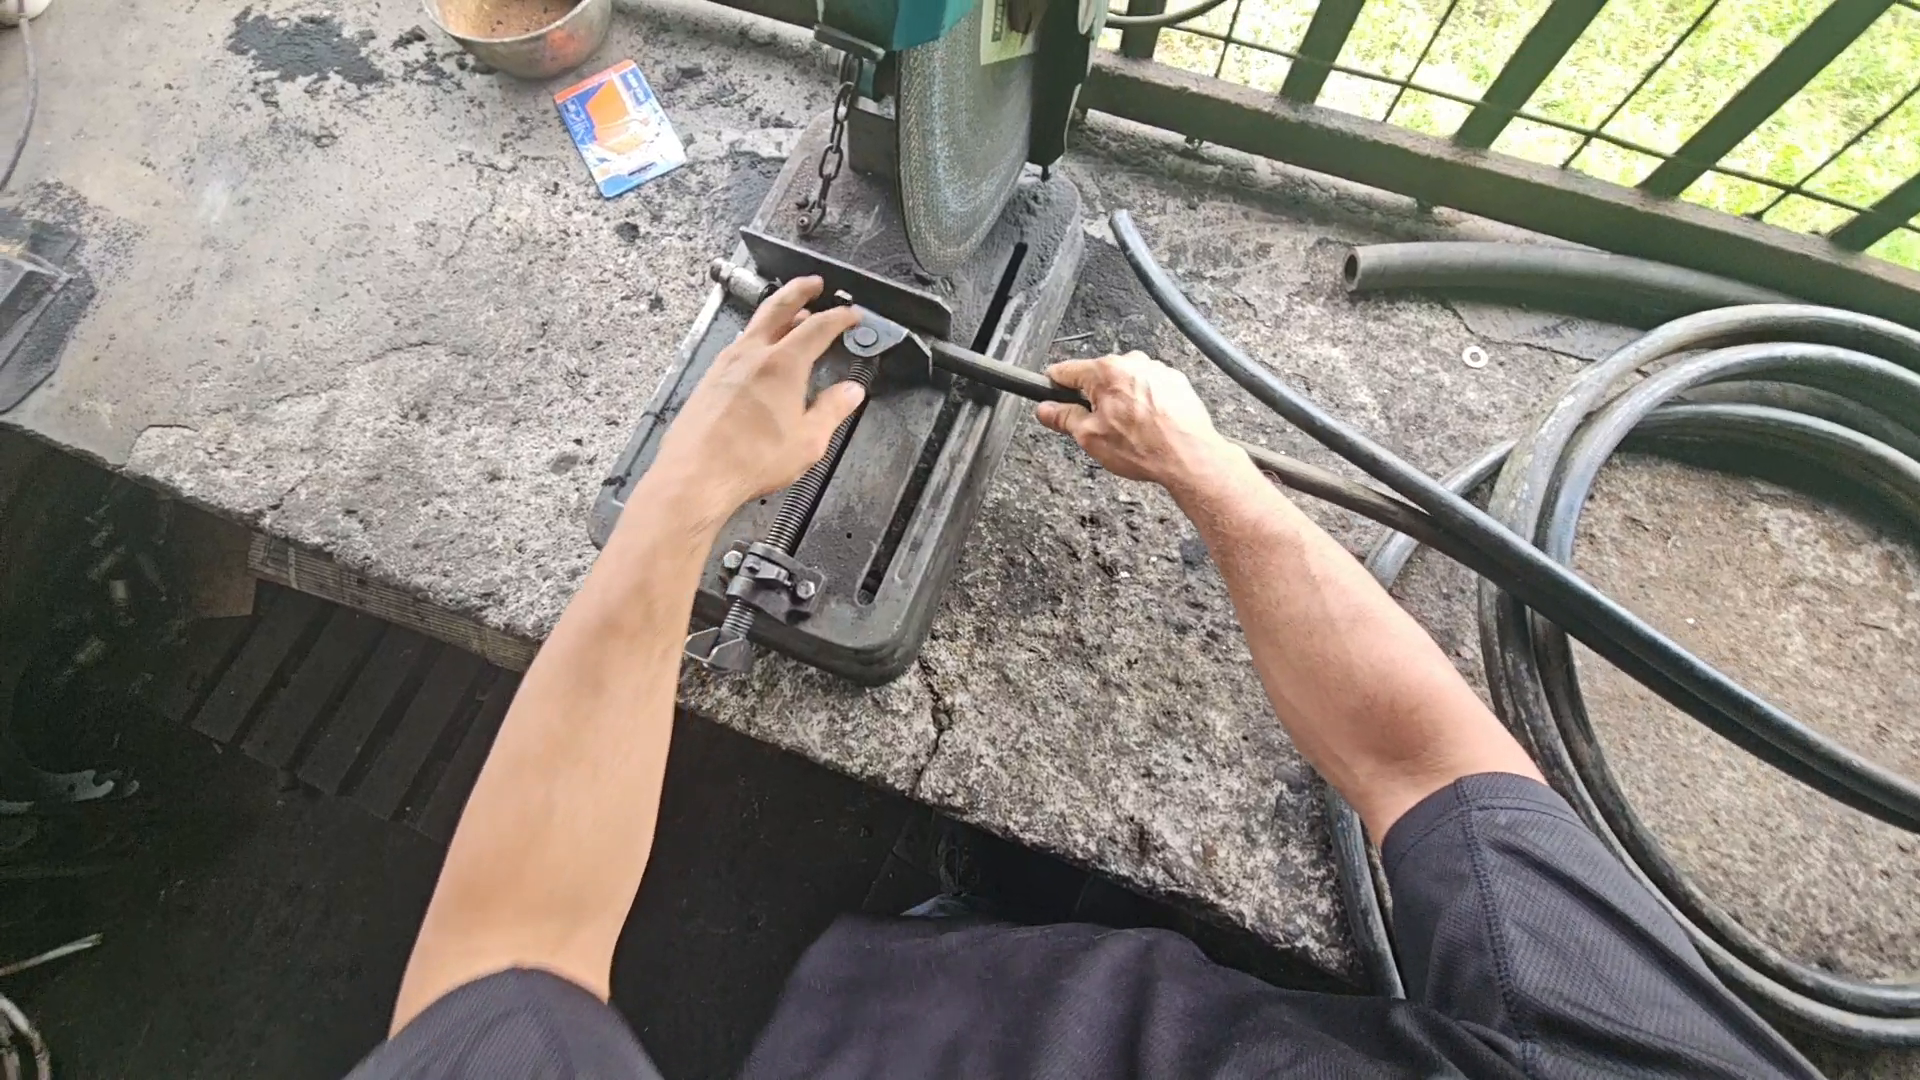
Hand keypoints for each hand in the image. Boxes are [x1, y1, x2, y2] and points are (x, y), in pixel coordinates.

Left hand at [649, 276, 865, 525]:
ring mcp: (725, 364)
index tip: (852, 314)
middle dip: (799, 290)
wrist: (696, 476)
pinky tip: (760, 355)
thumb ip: (832, 410)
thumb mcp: (808, 441)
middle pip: (778, 307)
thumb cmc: (751, 460)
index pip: (818, 327)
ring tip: (791, 318)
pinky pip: (738, 347)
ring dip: (777, 315)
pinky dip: (756, 339)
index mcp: (782, 365)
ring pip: (755, 326)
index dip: (840, 317)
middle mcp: (751, 355)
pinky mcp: (709, 380)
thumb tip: (851, 392)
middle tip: (814, 282)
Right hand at [1035, 351, 1240, 494]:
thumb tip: (1045, 409)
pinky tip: (1147, 426)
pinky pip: (1147, 388)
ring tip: (1129, 431)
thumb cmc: (1143, 448)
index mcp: (1106, 371)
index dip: (1054, 386)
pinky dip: (1143, 403)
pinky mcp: (1174, 381)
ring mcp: (1156, 370)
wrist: (1189, 457)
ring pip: (1124, 383)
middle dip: (1093, 399)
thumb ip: (1063, 418)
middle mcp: (1132, 362)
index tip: (1052, 397)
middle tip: (1099, 427)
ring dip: (1120, 401)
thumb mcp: (1089, 437)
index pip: (1065, 370)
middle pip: (1097, 377)